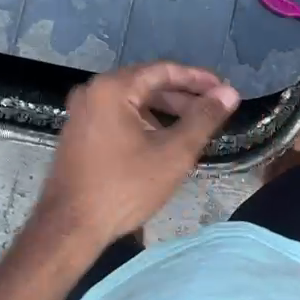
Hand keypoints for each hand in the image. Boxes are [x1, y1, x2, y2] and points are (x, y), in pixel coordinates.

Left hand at [31, 62, 239, 250]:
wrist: (70, 228)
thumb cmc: (124, 188)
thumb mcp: (173, 153)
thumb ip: (204, 118)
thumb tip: (229, 93)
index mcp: (112, 88)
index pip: (164, 70)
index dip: (198, 79)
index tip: (224, 90)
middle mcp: (92, 92)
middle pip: (146, 84)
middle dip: (183, 97)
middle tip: (213, 110)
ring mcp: (81, 113)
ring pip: (132, 101)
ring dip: (165, 111)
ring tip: (194, 128)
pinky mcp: (78, 133)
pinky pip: (118, 116)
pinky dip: (144, 122)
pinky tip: (163, 141)